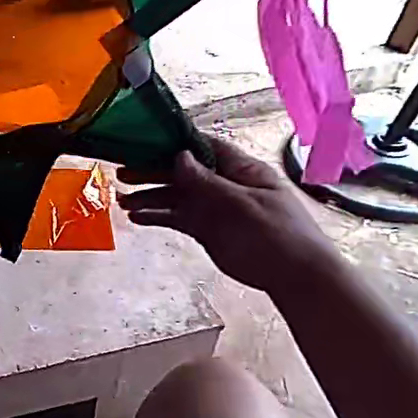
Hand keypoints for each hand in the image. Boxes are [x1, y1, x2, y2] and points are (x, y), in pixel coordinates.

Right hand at [117, 139, 342, 294]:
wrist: (294, 276)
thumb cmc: (276, 233)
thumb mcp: (241, 204)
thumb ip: (207, 182)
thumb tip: (178, 156)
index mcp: (239, 169)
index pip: (204, 146)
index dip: (175, 142)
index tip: (145, 141)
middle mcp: (223, 184)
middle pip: (183, 172)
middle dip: (153, 171)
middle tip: (123, 173)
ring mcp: (215, 208)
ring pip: (177, 197)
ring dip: (150, 197)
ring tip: (122, 201)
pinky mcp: (208, 230)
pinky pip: (179, 219)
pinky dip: (159, 217)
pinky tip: (137, 218)